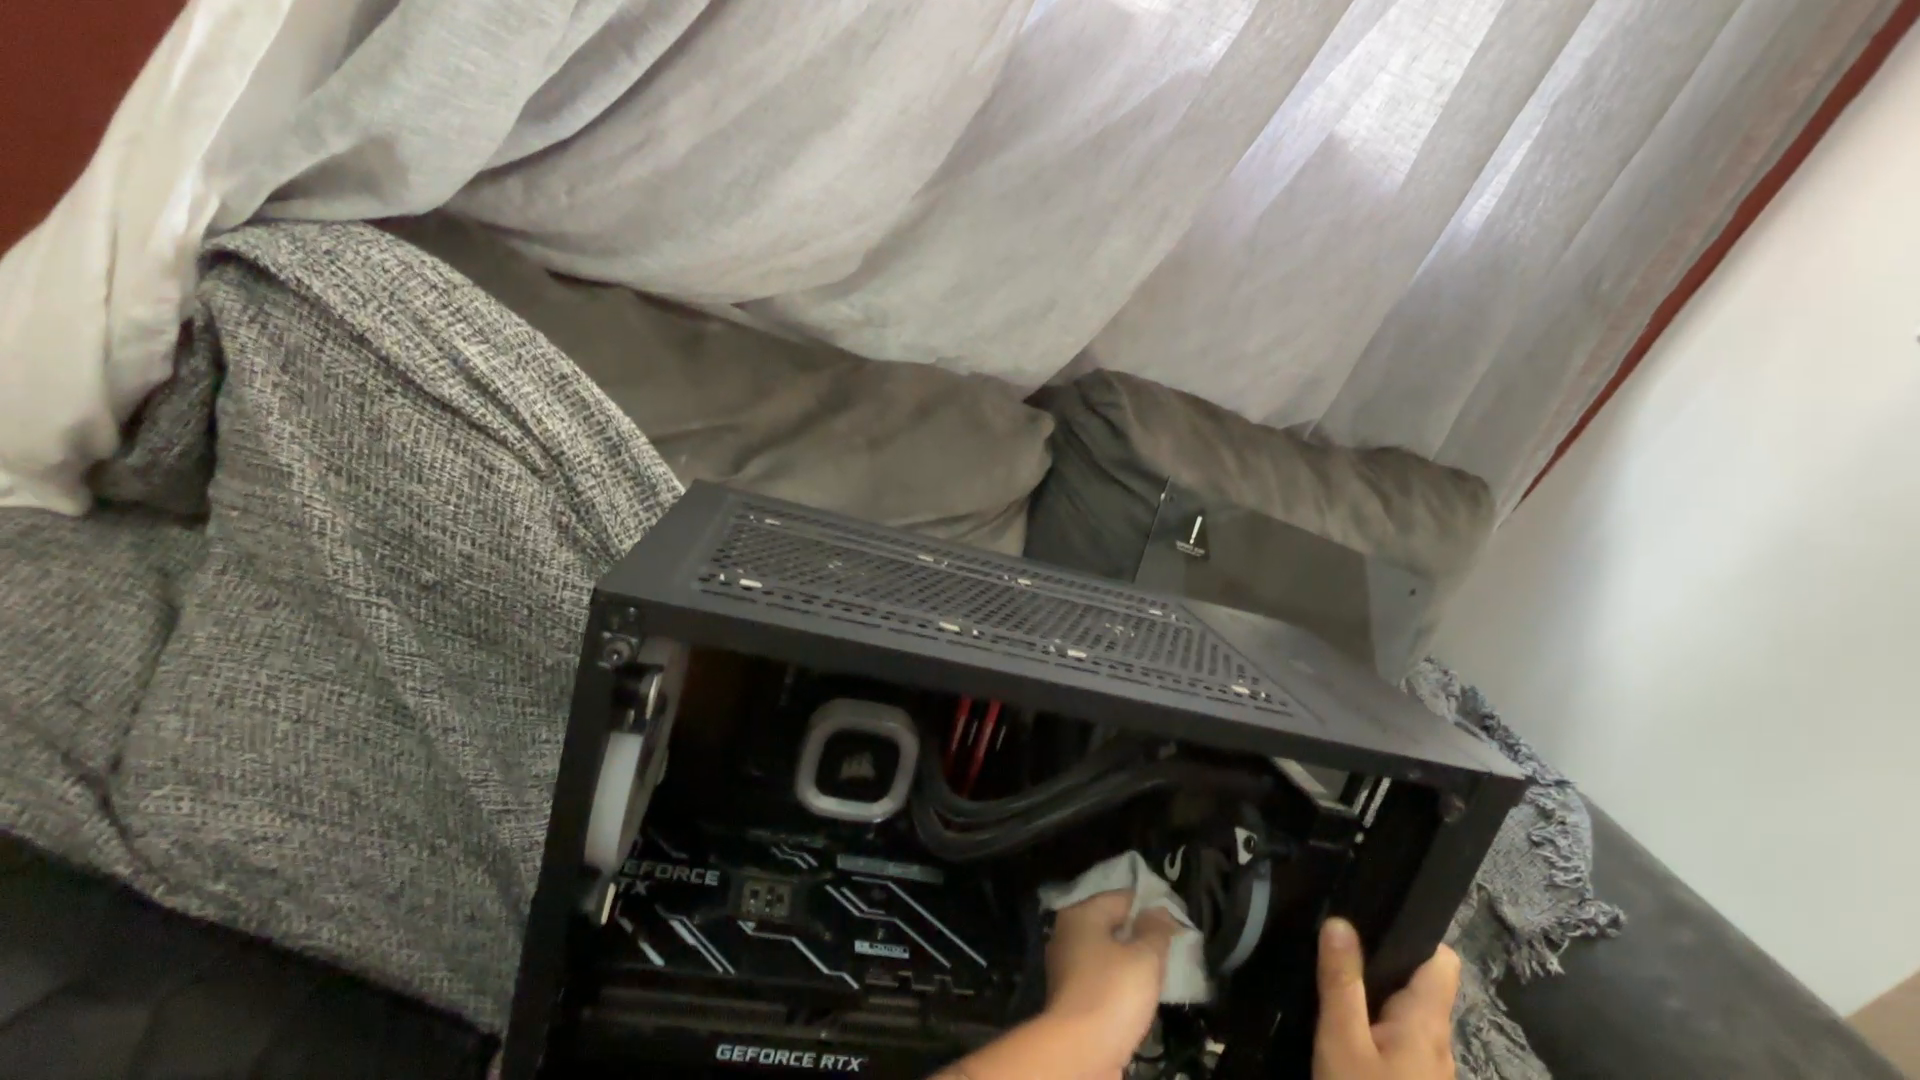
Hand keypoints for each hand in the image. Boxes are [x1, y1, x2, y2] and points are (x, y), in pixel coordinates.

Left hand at [1044, 890, 1176, 1074]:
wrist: (1080, 1051)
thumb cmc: (1113, 992)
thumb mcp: (1144, 956)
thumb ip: (1156, 929)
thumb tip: (1159, 911)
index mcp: (1081, 914)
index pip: (1122, 897)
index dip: (1152, 905)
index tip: (1179, 920)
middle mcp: (1068, 935)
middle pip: (1114, 925)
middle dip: (1144, 933)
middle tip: (1175, 945)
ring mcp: (1069, 967)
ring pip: (1110, 953)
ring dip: (1135, 960)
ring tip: (1165, 968)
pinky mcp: (1075, 997)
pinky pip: (1105, 978)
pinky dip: (1124, 981)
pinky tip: (1145, 992)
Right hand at [1314, 918, 1459, 1079]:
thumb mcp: (1341, 1041)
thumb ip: (1341, 982)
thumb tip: (1341, 922)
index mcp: (1427, 1022)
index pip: (1442, 961)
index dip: (1413, 937)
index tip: (1372, 924)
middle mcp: (1438, 1043)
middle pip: (1420, 988)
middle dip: (1380, 969)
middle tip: (1335, 955)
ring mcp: (1430, 1072)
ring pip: (1406, 1019)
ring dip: (1374, 1001)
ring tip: (1332, 987)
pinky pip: (1398, 1045)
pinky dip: (1374, 1031)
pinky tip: (1342, 1033)